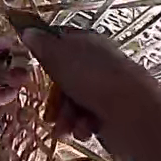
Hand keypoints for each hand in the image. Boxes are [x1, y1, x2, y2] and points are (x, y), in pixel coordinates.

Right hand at [14, 24, 160, 160]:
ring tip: (67, 127)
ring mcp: (105, 88)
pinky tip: (84, 129)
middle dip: (55, 97)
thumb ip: (42, 45)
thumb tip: (28, 31)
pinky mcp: (111, 112)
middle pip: (65, 77)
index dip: (46, 53)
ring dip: (66, 116)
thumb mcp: (59, 57)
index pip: (61, 40)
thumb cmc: (94, 78)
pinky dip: (82, 125)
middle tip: (50, 110)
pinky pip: (87, 118)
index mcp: (87, 42)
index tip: (33, 65)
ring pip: (74, 101)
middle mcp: (97, 63)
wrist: (133, 112)